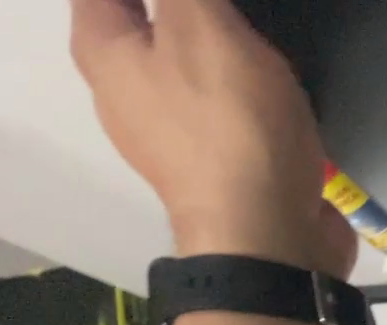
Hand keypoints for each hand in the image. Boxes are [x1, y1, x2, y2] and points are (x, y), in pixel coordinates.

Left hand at [70, 0, 355, 277]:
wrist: (272, 238)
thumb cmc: (235, 129)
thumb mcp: (210, 30)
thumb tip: (194, 5)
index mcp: (104, 50)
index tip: (215, 6)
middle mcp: (123, 96)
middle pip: (150, 33)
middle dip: (194, 22)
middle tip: (243, 24)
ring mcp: (171, 145)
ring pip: (193, 85)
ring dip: (228, 75)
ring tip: (272, 71)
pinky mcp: (219, 181)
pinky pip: (229, 131)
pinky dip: (252, 119)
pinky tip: (282, 123)